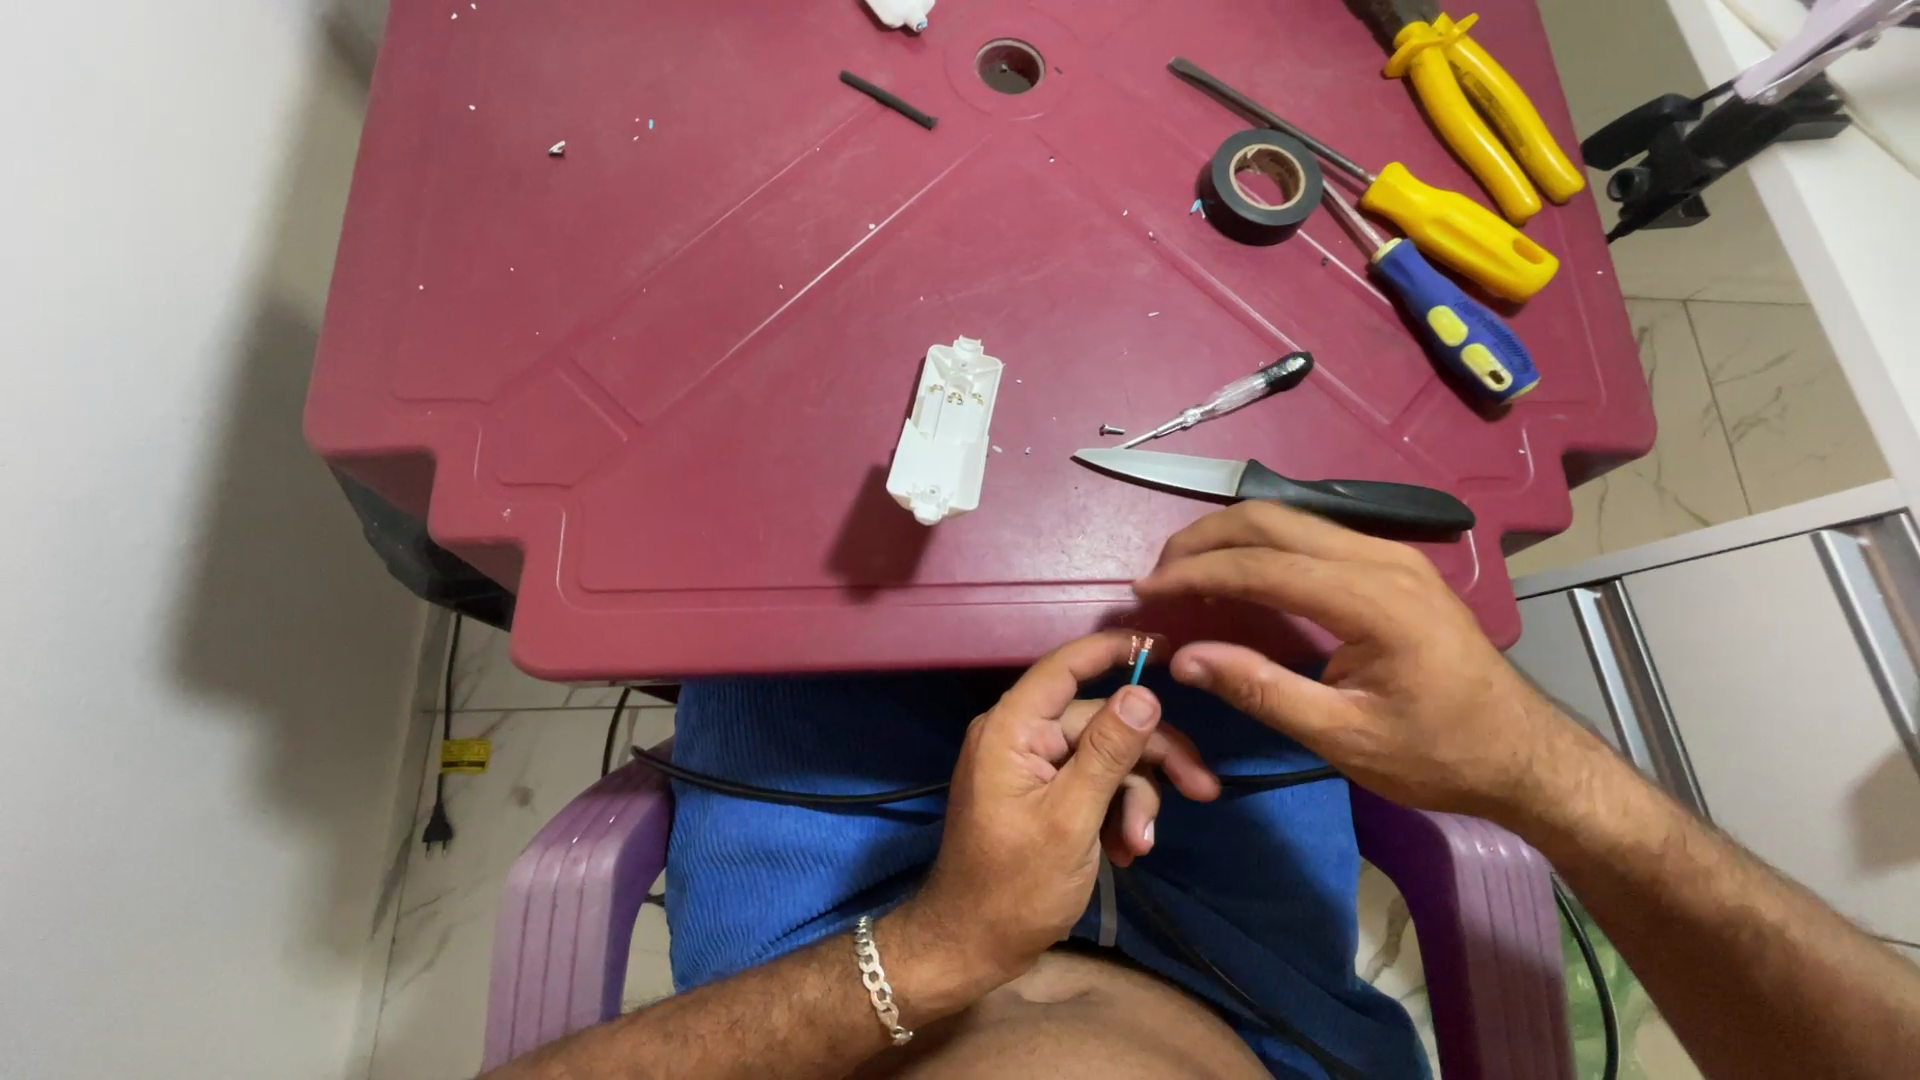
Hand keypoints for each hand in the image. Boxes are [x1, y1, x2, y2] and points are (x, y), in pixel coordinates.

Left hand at [904, 631, 1219, 986]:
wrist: (974, 946)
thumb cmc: (1014, 885)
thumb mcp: (1071, 818)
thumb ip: (1107, 752)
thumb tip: (1144, 693)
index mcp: (1013, 728)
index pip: (1066, 666)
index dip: (1115, 649)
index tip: (1167, 646)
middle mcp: (1022, 735)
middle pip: (1102, 720)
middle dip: (1150, 757)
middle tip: (1202, 789)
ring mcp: (1033, 765)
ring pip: (1105, 756)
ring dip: (1134, 798)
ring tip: (1139, 847)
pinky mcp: (1045, 792)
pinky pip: (1093, 783)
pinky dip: (1115, 811)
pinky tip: (1125, 852)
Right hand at [1133, 502, 1582, 819]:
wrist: (1526, 754)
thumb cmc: (1440, 754)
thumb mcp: (1343, 737)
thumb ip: (1261, 690)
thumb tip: (1184, 658)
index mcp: (1373, 600)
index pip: (1260, 565)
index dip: (1194, 574)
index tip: (1145, 591)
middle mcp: (1380, 558)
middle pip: (1269, 519)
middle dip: (1202, 540)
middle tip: (1158, 576)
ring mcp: (1388, 554)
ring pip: (1286, 517)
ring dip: (1226, 538)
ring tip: (1184, 574)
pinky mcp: (1388, 563)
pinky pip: (1306, 534)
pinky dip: (1257, 546)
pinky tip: (1234, 575)